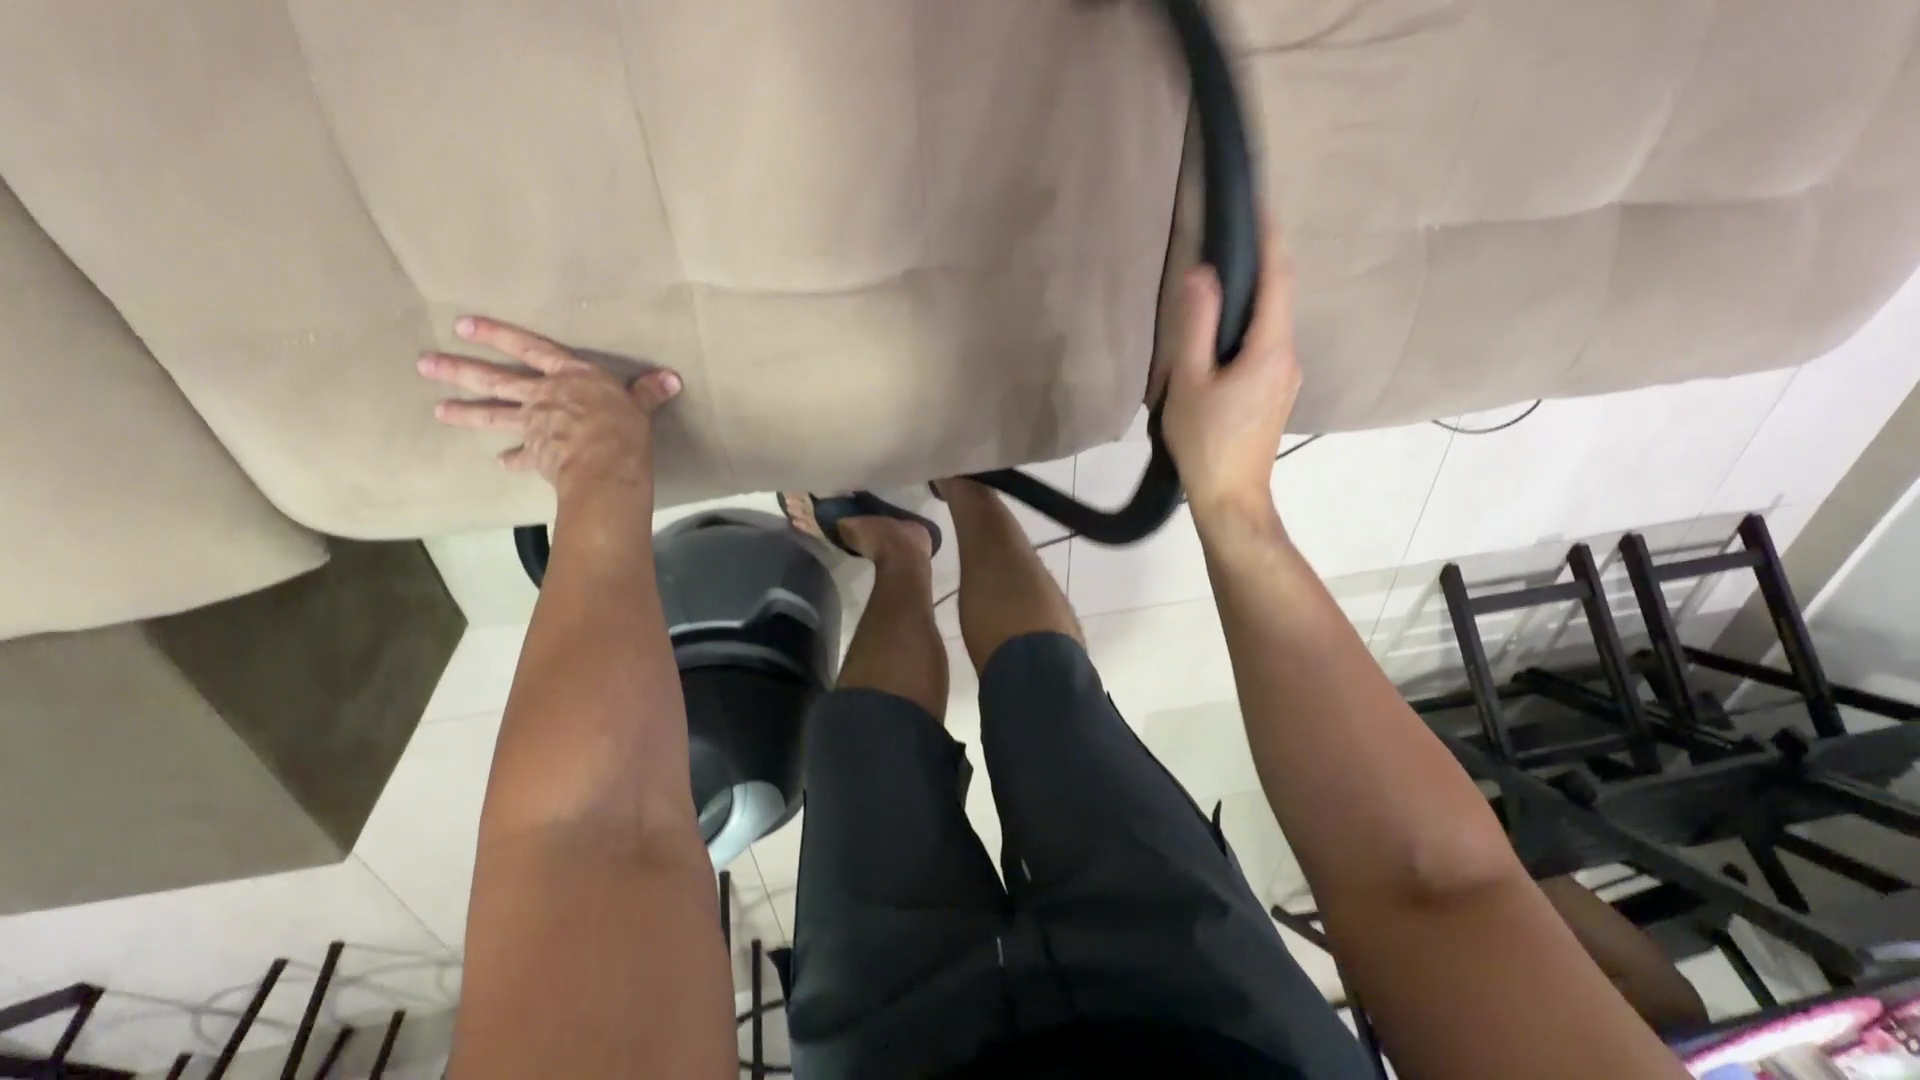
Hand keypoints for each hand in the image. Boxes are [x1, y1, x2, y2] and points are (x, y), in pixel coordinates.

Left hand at [419, 316, 682, 499]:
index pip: (528, 348)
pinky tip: (502, 462)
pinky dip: (513, 460)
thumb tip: (672, 378)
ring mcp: (535, 427)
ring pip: (494, 416)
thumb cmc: (623, 429)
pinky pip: (522, 457)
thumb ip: (647, 392)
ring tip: (439, 410)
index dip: (496, 335)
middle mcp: (544, 396)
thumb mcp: (639, 406)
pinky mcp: (537, 456)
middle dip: (459, 371)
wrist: (605, 469)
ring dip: (465, 413)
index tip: (462, 326)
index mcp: (569, 377)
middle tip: (425, 364)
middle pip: (495, 380)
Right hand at [1161, 228, 1300, 516]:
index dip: (1269, 236)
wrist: (1232, 498)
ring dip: (1248, 297)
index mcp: (1271, 349)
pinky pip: (1263, 344)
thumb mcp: (1191, 383)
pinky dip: (1245, 325)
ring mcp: (1285, 377)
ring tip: (1216, 277)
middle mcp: (1288, 356)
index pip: (1277, 278)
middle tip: (1229, 232)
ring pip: (1268, 323)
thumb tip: (1203, 274)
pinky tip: (1218, 331)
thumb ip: (1196, 327)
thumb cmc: (1207, 443)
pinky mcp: (1274, 393)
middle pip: (1276, 297)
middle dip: (1257, 261)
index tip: (1260, 201)